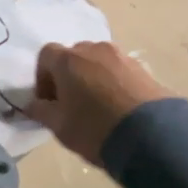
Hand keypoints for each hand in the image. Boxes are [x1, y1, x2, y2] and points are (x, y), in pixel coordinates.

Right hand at [24, 42, 168, 166]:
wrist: (155, 138)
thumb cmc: (96, 128)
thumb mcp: (59, 126)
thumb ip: (41, 111)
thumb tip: (33, 104)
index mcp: (67, 60)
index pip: (45, 55)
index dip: (42, 76)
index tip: (49, 100)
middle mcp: (93, 50)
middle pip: (73, 55)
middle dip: (68, 75)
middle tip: (72, 103)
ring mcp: (121, 57)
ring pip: (98, 62)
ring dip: (93, 77)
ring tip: (98, 105)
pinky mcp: (144, 70)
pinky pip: (120, 72)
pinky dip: (114, 83)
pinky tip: (119, 107)